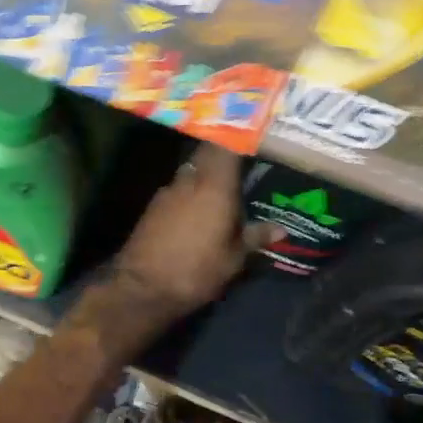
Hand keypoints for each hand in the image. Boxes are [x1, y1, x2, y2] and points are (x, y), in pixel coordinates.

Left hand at [107, 143, 280, 322]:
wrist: (142, 289)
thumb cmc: (196, 271)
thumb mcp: (233, 259)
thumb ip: (255, 237)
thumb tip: (280, 229)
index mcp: (214, 186)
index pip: (227, 145)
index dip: (240, 135)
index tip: (254, 133)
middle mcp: (189, 181)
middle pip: (207, 154)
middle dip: (224, 154)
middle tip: (243, 162)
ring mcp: (166, 193)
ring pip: (190, 172)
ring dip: (205, 176)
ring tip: (223, 189)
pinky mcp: (152, 208)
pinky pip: (177, 191)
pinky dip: (189, 194)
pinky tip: (198, 210)